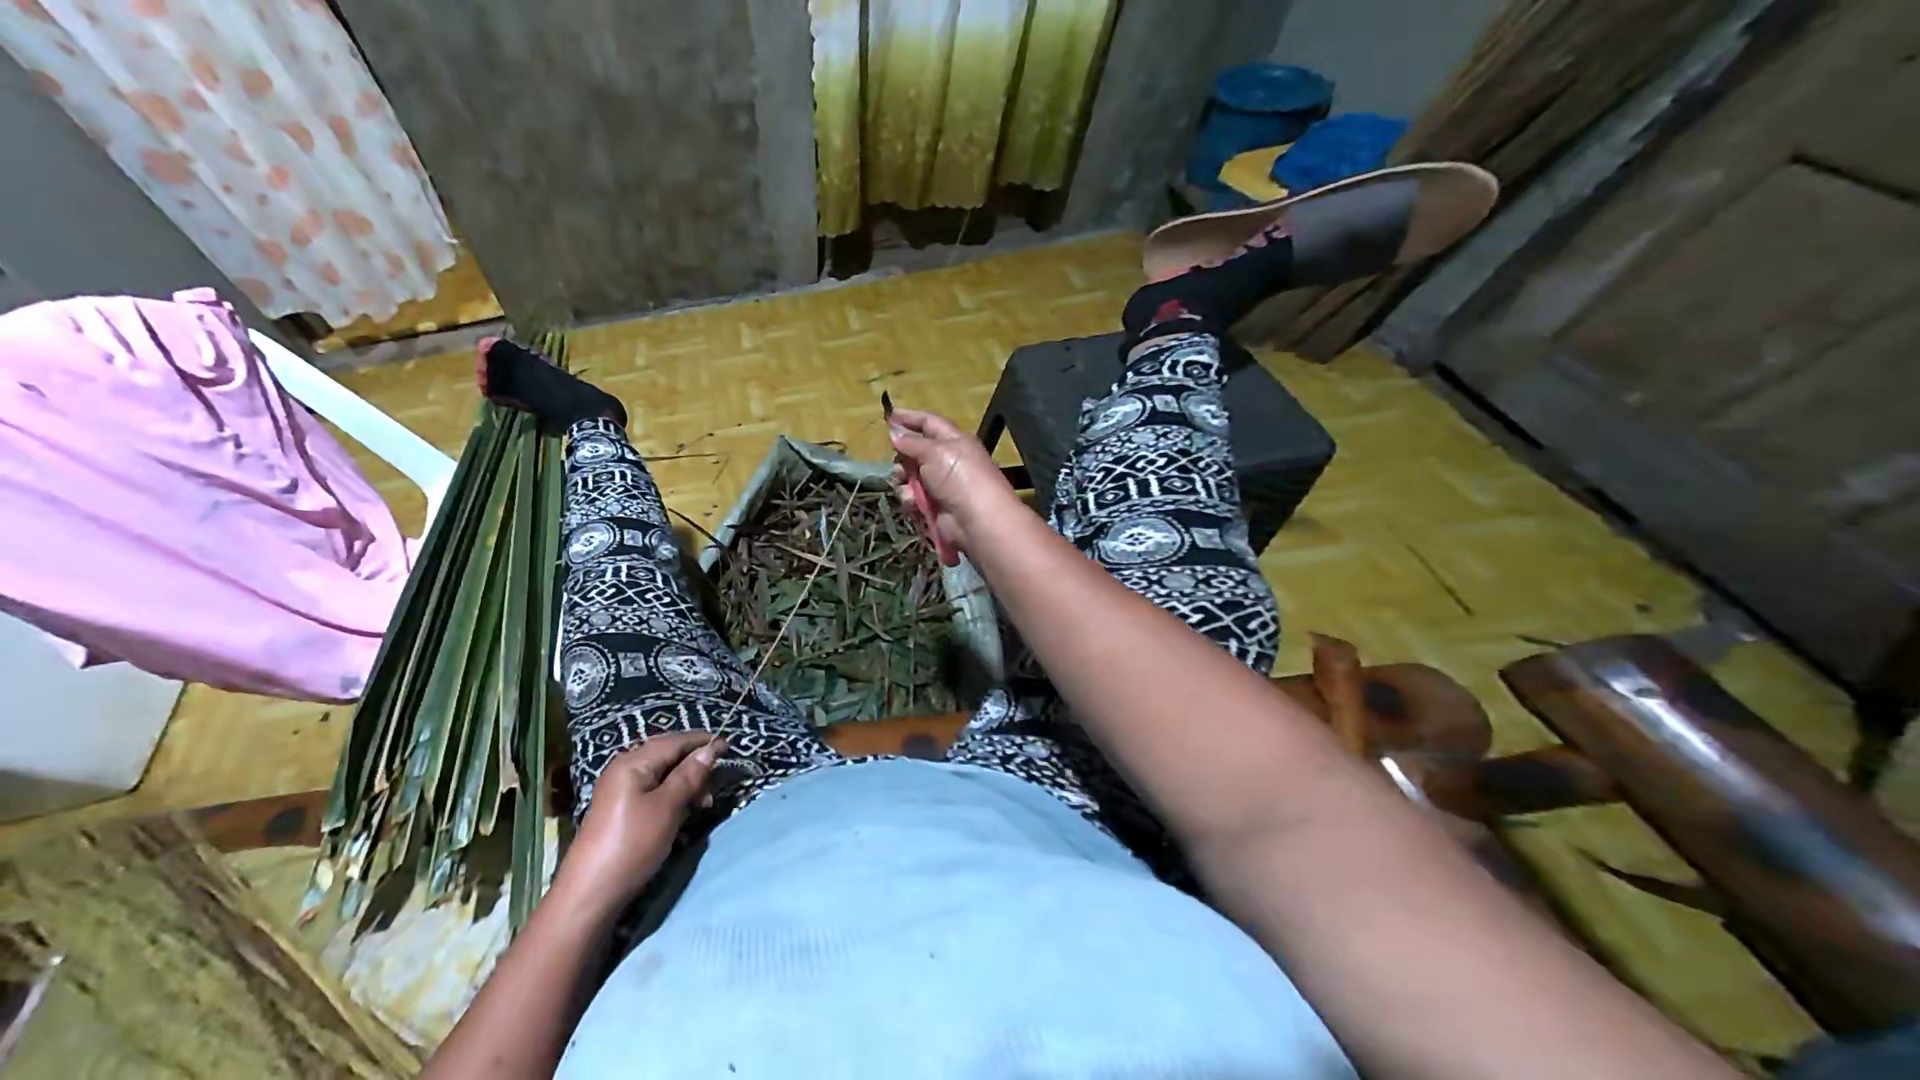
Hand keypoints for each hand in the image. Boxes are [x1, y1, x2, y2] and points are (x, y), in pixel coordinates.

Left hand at [550, 733, 721, 914]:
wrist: (591, 893)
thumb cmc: (632, 844)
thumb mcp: (667, 807)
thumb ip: (690, 775)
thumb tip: (710, 749)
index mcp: (633, 762)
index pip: (675, 741)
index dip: (703, 741)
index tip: (729, 747)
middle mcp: (625, 768)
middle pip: (668, 754)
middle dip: (695, 763)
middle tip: (714, 784)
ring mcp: (621, 789)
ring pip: (663, 773)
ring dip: (686, 781)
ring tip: (703, 803)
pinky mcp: (622, 807)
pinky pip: (654, 789)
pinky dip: (673, 794)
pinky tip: (684, 810)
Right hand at [887, 408, 1021, 559]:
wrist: (976, 521)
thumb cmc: (959, 477)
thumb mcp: (935, 452)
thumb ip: (912, 442)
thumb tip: (894, 431)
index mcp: (954, 440)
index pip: (929, 423)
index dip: (910, 418)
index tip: (889, 416)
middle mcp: (948, 460)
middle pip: (916, 451)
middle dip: (902, 457)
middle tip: (896, 462)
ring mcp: (941, 485)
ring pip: (910, 476)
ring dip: (904, 480)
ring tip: (904, 483)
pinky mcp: (934, 506)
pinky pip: (913, 498)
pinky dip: (910, 499)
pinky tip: (914, 503)